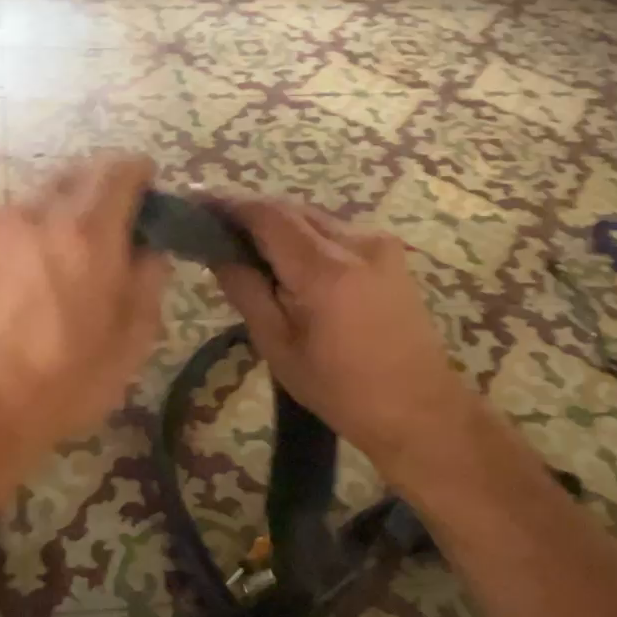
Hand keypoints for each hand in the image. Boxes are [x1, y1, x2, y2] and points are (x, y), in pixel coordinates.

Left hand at [0, 154, 169, 476]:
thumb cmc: (58, 388)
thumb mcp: (129, 346)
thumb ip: (148, 280)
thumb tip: (149, 244)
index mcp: (87, 233)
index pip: (119, 168)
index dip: (137, 176)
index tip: (142, 197)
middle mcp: (35, 210)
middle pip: (74, 175)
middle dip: (93, 196)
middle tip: (96, 239)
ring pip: (32, 198)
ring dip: (48, 219)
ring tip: (41, 269)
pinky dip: (8, 236)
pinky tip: (0, 281)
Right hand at [209, 196, 475, 473]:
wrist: (420, 411)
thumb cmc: (341, 391)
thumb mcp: (278, 346)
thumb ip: (244, 289)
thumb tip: (216, 251)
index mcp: (325, 270)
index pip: (267, 214)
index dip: (228, 204)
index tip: (196, 205)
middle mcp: (356, 242)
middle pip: (290, 209)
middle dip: (250, 213)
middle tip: (214, 229)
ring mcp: (378, 243)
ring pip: (312, 217)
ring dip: (277, 224)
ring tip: (246, 247)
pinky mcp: (389, 253)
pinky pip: (334, 230)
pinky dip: (304, 235)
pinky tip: (287, 261)